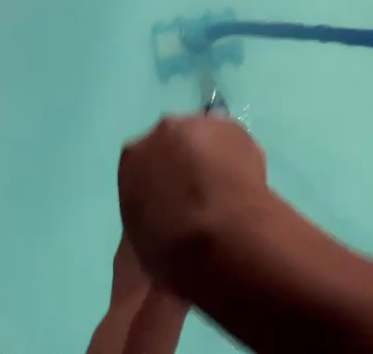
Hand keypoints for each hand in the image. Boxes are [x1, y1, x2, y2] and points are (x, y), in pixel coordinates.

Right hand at [118, 115, 272, 282]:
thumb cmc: (171, 248)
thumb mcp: (140, 233)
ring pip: (204, 136)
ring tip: (222, 189)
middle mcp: (164, 130)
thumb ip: (148, 206)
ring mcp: (201, 124)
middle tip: (196, 192)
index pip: (142, 161)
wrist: (220, 235)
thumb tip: (164, 205)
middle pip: (173, 140)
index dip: (158, 179)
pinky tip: (240, 184)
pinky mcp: (235, 127)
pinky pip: (231, 141)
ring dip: (210, 155)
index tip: (170, 198)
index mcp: (133, 157)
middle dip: (182, 160)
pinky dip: (234, 157)